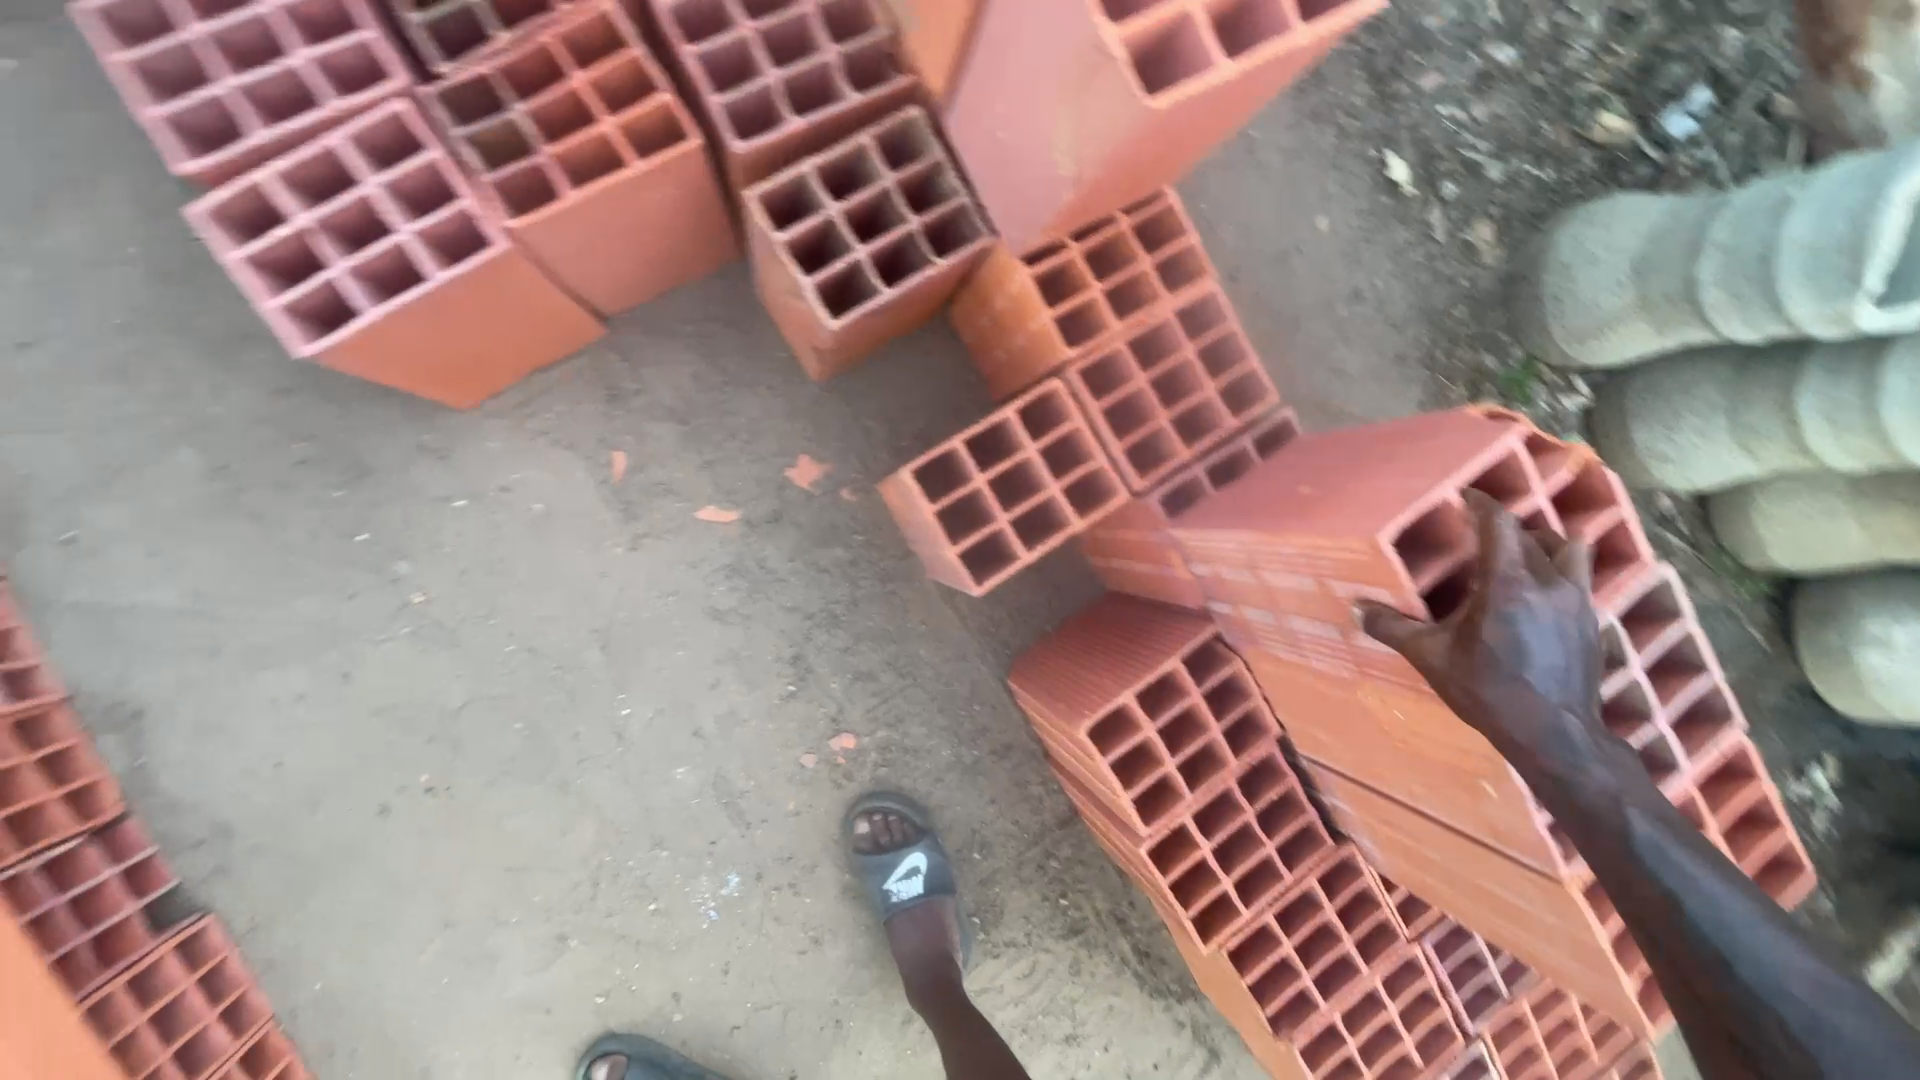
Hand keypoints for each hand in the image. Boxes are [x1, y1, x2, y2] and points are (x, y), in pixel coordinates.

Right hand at [1356, 492, 1606, 770]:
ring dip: (1543, 544)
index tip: (1464, 497)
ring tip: (1519, 556)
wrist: (1553, 733)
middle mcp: (1548, 581)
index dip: (1481, 503)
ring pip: (1568, 550)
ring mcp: (1577, 600)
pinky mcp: (1591, 621)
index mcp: (1507, 582)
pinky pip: (1577, 579)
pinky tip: (1536, 596)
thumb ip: (1394, 628)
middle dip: (1505, 528)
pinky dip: (1557, 574)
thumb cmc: (1487, 690)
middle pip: (1531, 533)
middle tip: (1478, 535)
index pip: (1499, 523)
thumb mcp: (1431, 658)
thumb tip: (1357, 609)